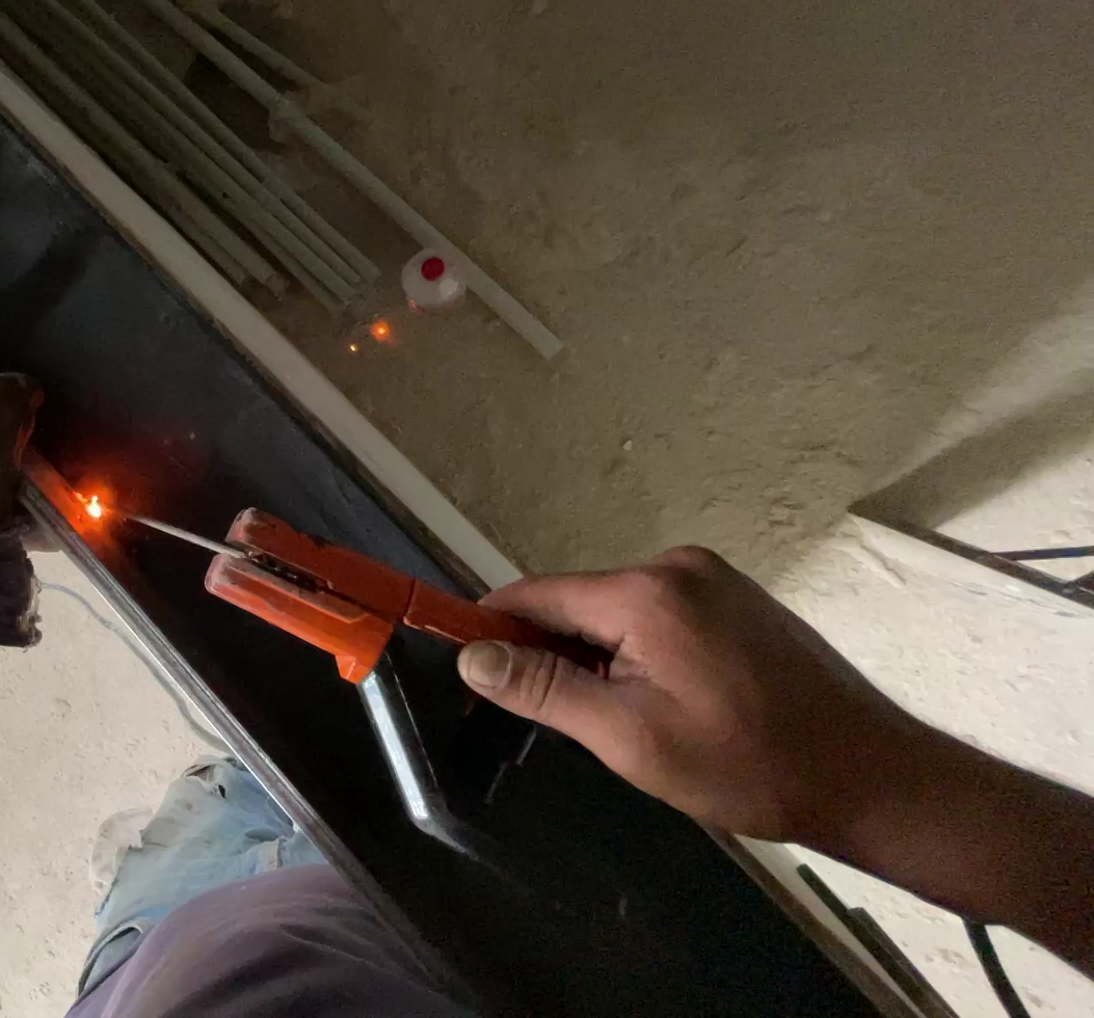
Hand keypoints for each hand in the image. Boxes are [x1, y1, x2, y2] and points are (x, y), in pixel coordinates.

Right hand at [456, 547, 926, 844]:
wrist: (883, 783)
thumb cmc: (748, 765)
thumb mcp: (628, 736)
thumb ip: (543, 688)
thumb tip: (469, 656)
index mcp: (644, 593)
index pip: (532, 596)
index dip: (490, 627)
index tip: (467, 665)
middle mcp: (673, 566)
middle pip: (571, 601)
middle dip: (549, 649)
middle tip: (560, 711)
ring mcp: (707, 576)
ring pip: (608, 609)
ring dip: (592, 652)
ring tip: (620, 711)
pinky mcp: (729, 594)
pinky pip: (648, 611)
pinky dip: (630, 646)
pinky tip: (660, 693)